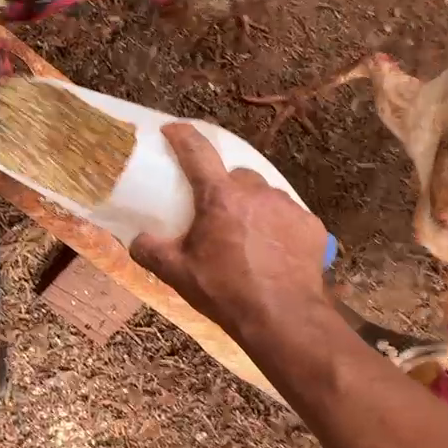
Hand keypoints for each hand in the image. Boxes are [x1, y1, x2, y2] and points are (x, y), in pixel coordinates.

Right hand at [129, 123, 333, 336]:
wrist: (283, 318)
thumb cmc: (224, 291)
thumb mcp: (175, 273)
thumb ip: (149, 250)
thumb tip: (137, 240)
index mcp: (220, 198)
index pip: (198, 153)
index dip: (182, 136)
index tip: (172, 129)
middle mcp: (257, 193)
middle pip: (236, 176)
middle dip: (224, 187)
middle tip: (214, 214)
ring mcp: (288, 208)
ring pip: (264, 195)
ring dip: (250, 207)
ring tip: (243, 237)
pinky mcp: (311, 226)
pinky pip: (287, 216)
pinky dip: (275, 227)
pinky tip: (269, 251)